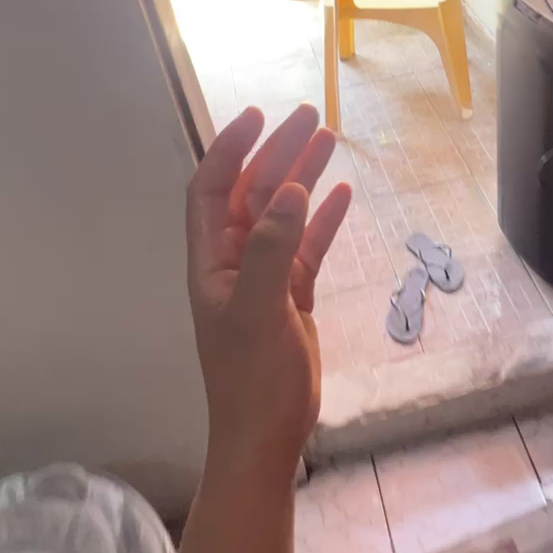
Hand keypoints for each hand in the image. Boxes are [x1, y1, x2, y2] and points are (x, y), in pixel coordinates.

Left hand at [185, 104, 351, 469]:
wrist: (268, 435)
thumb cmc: (252, 378)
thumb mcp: (257, 309)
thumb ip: (271, 248)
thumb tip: (291, 189)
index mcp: (212, 260)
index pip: (211, 189)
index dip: (230, 150)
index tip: (258, 117)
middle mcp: (235, 259)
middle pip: (254, 193)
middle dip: (278, 153)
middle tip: (309, 117)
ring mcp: (266, 276)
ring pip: (285, 214)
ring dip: (304, 176)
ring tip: (329, 139)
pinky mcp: (293, 294)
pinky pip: (308, 245)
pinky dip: (324, 219)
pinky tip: (341, 194)